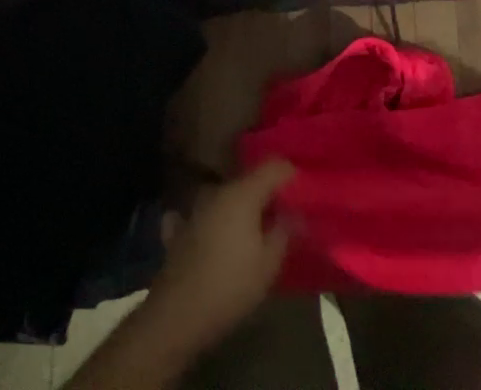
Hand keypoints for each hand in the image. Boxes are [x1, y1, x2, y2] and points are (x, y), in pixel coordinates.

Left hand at [139, 159, 296, 352]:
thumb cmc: (231, 286)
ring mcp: (193, 210)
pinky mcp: (176, 231)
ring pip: (224, 199)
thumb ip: (285, 230)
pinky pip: (199, 217)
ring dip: (239, 209)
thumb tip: (295, 213)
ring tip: (252, 232)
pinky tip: (212, 237)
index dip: (291, 175)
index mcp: (242, 194)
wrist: (177, 315)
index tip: (304, 195)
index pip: (273, 166)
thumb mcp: (269, 262)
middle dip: (268, 196)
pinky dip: (210, 222)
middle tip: (283, 218)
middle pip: (248, 182)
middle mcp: (216, 193)